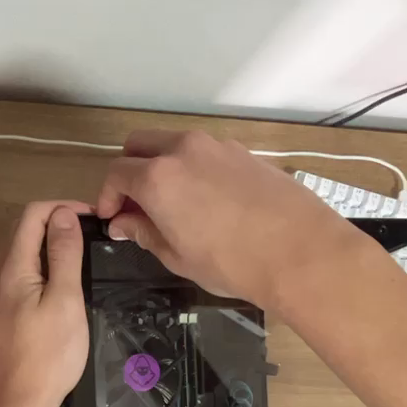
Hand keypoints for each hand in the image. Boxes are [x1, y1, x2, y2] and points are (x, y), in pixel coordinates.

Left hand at [0, 201, 93, 406]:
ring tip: (83, 251)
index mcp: (14, 268)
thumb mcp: (65, 299)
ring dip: (51, 243)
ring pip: (24, 252)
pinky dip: (45, 264)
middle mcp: (2, 277)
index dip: (63, 207)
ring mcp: (3, 296)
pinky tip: (65, 279)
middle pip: (24, 230)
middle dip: (57, 221)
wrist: (25, 401)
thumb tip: (64, 215)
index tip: (94, 218)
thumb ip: (63, 255)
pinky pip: (25, 274)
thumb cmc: (50, 353)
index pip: (32, 215)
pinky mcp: (10, 313)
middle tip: (92, 232)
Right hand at [94, 130, 369, 313]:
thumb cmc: (231, 262)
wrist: (299, 251)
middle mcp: (182, 150)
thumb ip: (144, 232)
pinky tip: (204, 202)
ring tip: (170, 205)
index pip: (116, 174)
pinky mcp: (242, 151)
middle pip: (139, 145)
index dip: (107, 197)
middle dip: (129, 172)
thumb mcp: (176, 255)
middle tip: (134, 206)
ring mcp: (215, 146)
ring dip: (160, 167)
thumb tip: (123, 223)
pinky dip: (191, 168)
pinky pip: (203, 152)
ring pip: (172, 144)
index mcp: (157, 177)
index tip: (112, 219)